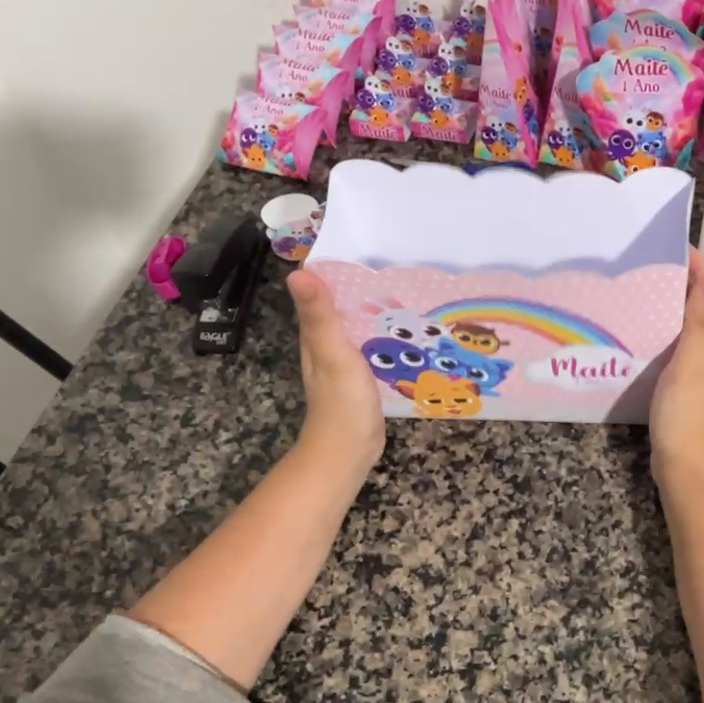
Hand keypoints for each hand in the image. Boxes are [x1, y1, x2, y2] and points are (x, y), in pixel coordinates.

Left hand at [287, 267, 384, 478]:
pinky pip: (371, 351)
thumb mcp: (334, 353)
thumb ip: (320, 316)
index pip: (322, 293)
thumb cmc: (341, 401)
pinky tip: (403, 340)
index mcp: (315, 335)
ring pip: (357, 330)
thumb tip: (297, 273)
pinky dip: (382, 342)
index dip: (338, 271)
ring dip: (375, 317)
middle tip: (396, 274)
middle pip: (342, 310)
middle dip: (363, 292)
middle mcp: (325, 346)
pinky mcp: (360, 382)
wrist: (348, 449)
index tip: (365, 253)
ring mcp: (342, 365)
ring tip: (406, 301)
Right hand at [649, 249, 703, 485]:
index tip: (673, 247)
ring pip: (690, 328)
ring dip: (671, 308)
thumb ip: (700, 322)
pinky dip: (663, 334)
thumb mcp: (691, 365)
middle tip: (648, 266)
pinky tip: (640, 336)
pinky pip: (677, 349)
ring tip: (640, 292)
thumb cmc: (687, 417)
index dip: (700, 267)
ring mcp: (702, 373)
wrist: (684, 468)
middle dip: (683, 282)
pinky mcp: (686, 388)